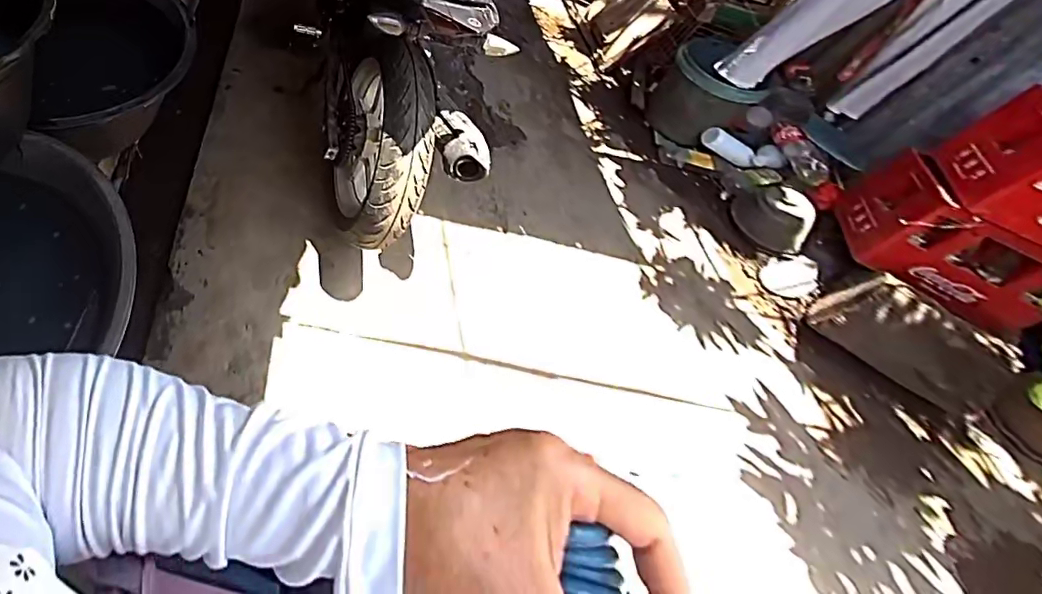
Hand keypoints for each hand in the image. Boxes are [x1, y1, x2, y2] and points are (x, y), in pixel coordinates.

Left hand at [403, 430, 688, 593]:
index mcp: (559, 466)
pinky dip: (537, 571)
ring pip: (568, 545)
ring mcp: (510, 475)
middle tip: (565, 588)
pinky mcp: (488, 496)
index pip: (647, 524)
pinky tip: (514, 582)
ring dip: (563, 578)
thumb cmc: (437, 537)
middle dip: (599, 583)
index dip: (671, 581)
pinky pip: (535, 539)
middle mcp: (537, 460)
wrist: (370, 523)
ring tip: (528, 580)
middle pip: (605, 538)